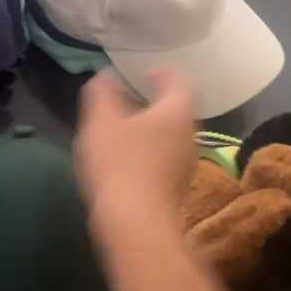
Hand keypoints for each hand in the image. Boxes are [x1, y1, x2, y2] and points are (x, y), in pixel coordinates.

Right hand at [74, 67, 196, 217]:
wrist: (135, 221)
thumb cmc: (118, 162)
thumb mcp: (101, 122)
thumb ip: (102, 93)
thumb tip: (105, 74)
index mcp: (175, 111)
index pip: (175, 80)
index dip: (161, 72)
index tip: (148, 69)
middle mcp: (189, 134)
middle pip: (176, 110)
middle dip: (156, 103)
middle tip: (134, 98)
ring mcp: (186, 163)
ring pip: (171, 136)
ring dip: (153, 130)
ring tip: (129, 129)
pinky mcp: (177, 187)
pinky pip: (165, 159)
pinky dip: (151, 153)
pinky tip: (131, 160)